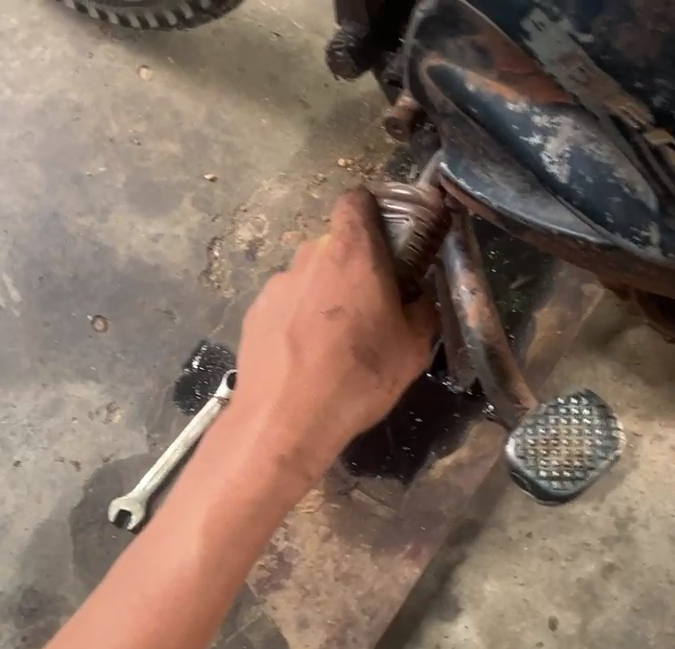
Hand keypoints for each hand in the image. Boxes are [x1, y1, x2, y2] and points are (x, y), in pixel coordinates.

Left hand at [226, 188, 436, 480]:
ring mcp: (275, 287)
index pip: (357, 201)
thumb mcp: (413, 349)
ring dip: (322, 302)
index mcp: (352, 252)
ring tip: (332, 349)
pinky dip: (296, 326)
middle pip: (333, 248)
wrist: (285, 420)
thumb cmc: (358, 377)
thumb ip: (421, 311)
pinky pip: (284, 310)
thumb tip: (417, 300)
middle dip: (351, 272)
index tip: (388, 247)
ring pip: (307, 282)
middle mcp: (307, 258)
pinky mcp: (253, 316)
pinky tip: (305, 363)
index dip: (374, 216)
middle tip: (368, 314)